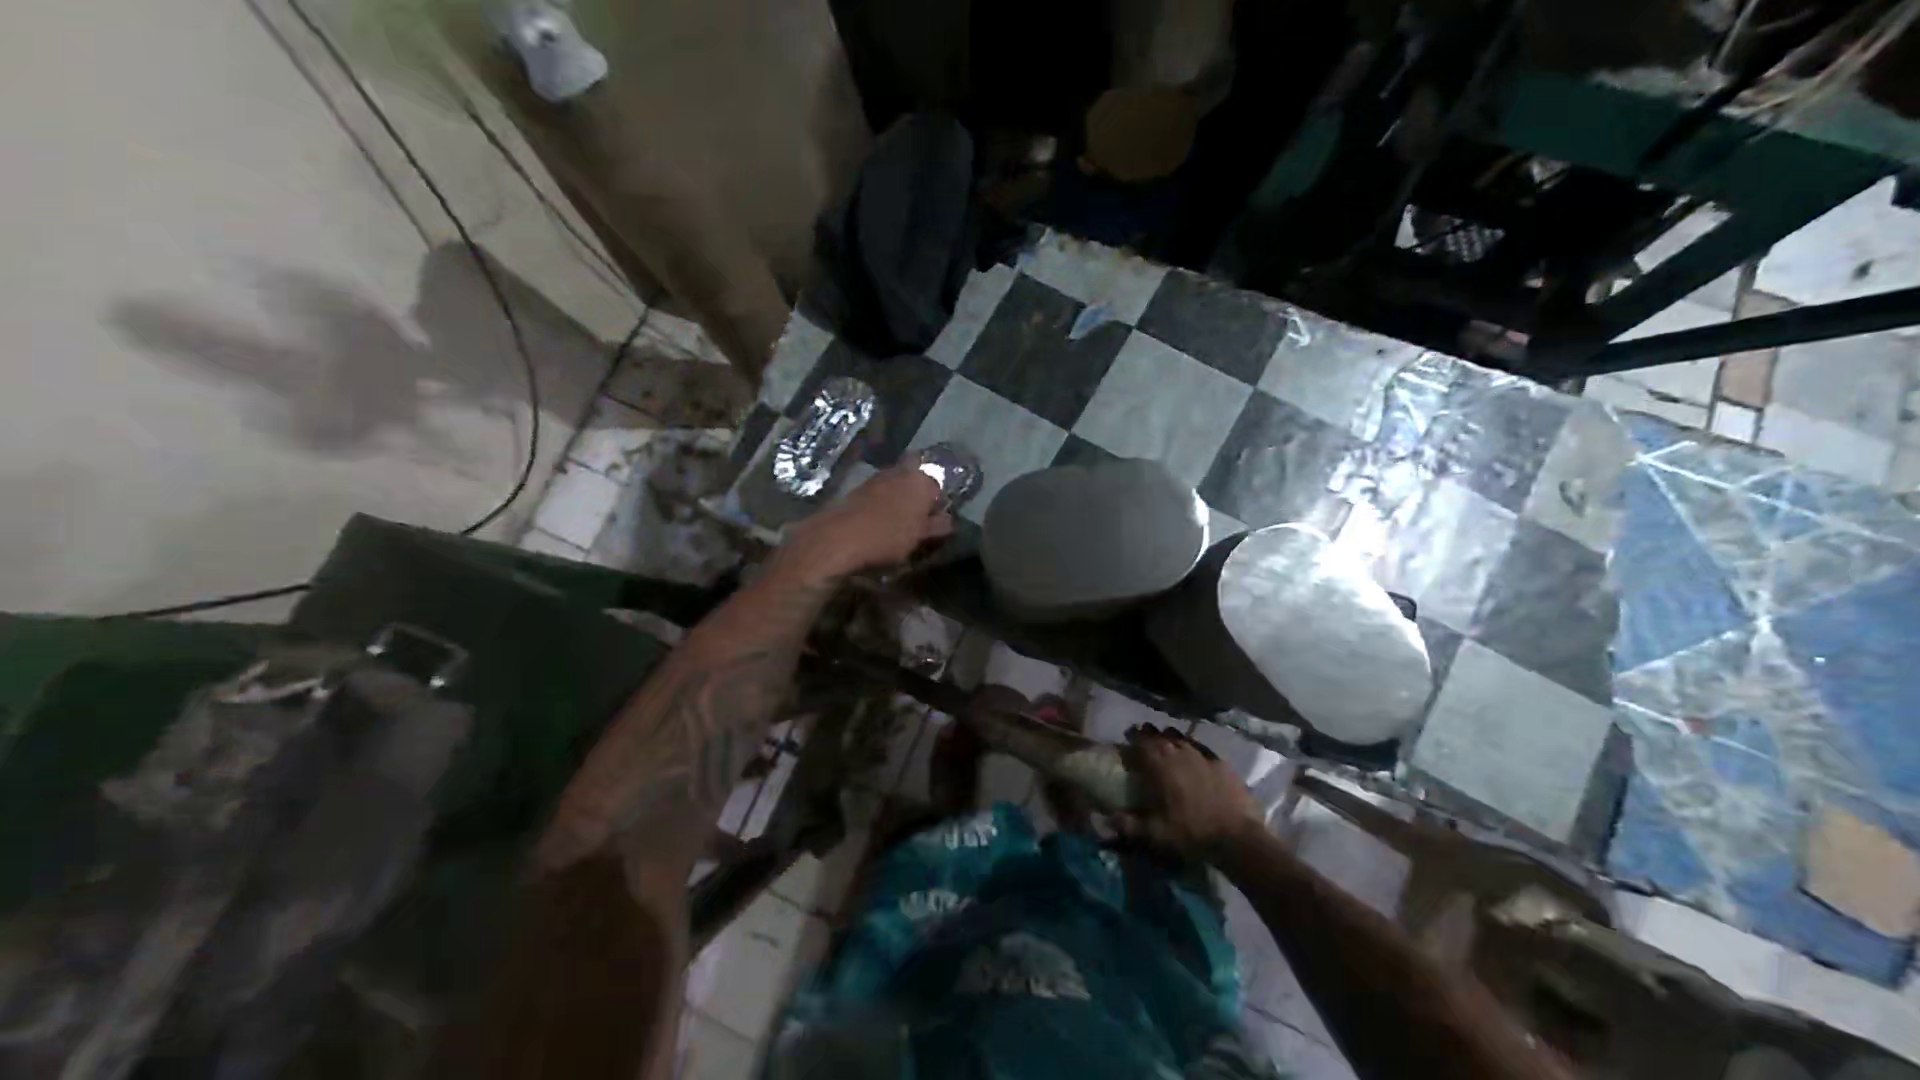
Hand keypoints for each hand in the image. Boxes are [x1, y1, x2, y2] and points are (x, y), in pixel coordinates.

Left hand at [775, 465, 953, 580]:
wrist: (838, 539)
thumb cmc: (887, 538)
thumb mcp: (919, 538)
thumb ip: (938, 526)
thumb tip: (949, 520)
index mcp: (922, 481)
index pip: (940, 487)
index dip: (940, 504)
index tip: (937, 521)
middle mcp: (900, 471)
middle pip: (917, 479)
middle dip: (920, 495)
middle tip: (919, 519)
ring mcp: (876, 477)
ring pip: (897, 483)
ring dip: (900, 497)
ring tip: (899, 521)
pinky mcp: (857, 487)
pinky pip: (879, 492)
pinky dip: (883, 503)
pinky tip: (879, 520)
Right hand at [1119, 725, 1265, 859]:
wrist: (1238, 838)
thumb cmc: (1192, 833)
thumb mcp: (1156, 834)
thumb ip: (1129, 825)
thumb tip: (1107, 818)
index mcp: (1160, 767)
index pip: (1142, 743)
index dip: (1134, 738)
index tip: (1128, 736)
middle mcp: (1179, 754)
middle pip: (1161, 736)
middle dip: (1151, 734)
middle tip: (1145, 735)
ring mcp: (1203, 756)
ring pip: (1182, 738)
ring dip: (1172, 737)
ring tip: (1167, 739)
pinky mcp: (1222, 763)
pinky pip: (1202, 748)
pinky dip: (1194, 747)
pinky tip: (1194, 754)